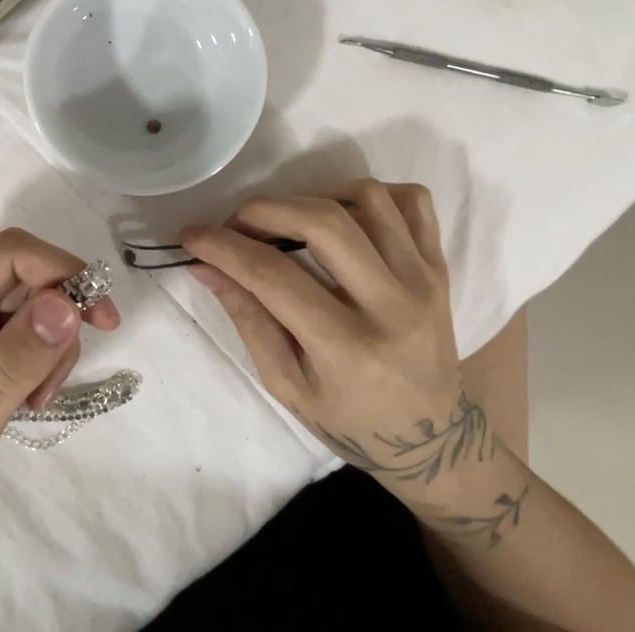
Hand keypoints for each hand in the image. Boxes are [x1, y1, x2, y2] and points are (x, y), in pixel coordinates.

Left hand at [0, 229, 121, 544]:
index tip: (102, 321)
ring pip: (27, 297)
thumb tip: (67, 305)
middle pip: (24, 273)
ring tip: (29, 402)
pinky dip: (32, 354)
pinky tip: (20, 396)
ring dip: (46, 346)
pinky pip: (15, 318)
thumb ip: (13, 366)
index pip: (9, 253)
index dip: (64, 272)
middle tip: (49, 389)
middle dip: (55, 324)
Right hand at [182, 181, 491, 497]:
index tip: (193, 235)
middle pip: (324, 223)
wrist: (432, 438)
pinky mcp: (441, 267)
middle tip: (237, 223)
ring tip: (286, 219)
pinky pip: (412, 201)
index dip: (224, 247)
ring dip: (312, 197)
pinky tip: (340, 214)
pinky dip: (370, 195)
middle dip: (265, 210)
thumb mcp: (286, 384)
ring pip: (368, 199)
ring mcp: (424, 282)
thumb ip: (248, 318)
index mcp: (348, 350)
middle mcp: (393, 308)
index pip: (274, 276)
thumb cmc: (349, 420)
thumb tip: (205, 265)